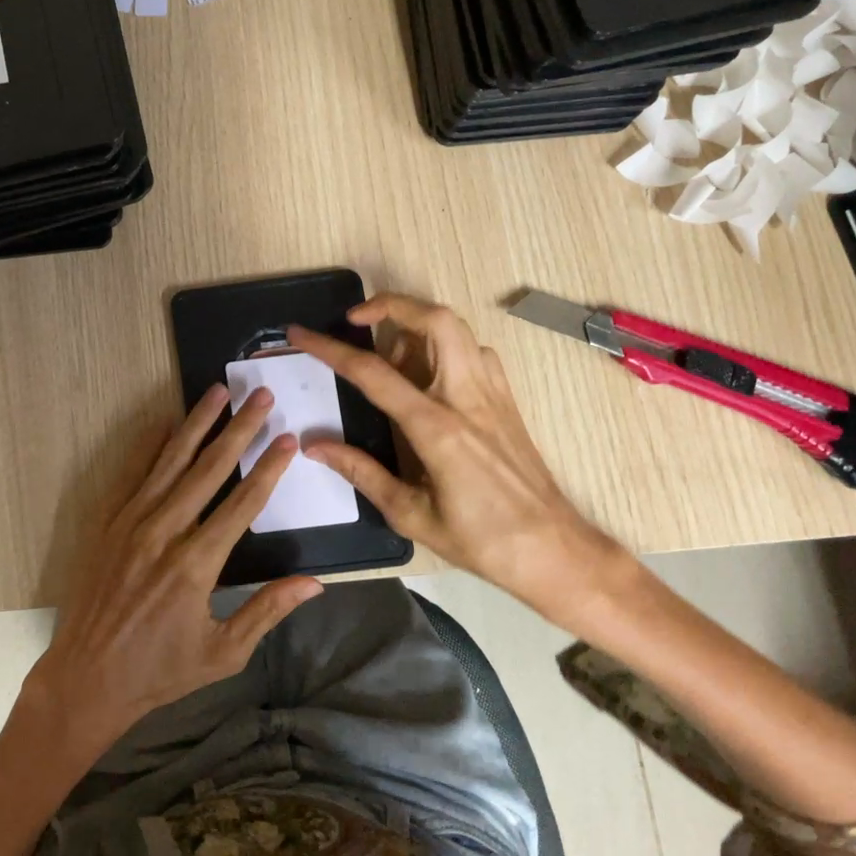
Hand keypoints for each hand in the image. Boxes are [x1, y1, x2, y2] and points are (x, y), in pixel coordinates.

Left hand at [24, 385, 324, 752]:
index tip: (287, 438)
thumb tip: (315, 582)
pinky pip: (131, 474)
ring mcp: (129, 522)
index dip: (267, 468)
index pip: (242, 504)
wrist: (88, 676)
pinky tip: (165, 422)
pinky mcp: (106, 522)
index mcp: (196, 565)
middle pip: (207, 469)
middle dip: (237, 429)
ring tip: (217, 391)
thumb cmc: (160, 671)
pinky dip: (149, 446)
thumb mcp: (223, 653)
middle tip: (259, 394)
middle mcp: (163, 532)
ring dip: (195, 424)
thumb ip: (267, 611)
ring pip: (168, 461)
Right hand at [286, 294, 631, 624]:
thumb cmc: (480, 540)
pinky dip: (445, 345)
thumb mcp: (410, 514)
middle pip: (435, 320)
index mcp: (436, 427)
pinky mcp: (506, 401)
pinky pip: (474, 353)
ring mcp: (492, 394)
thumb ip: (360, 472)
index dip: (329, 348)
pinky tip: (427, 371)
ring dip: (418, 322)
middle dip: (391, 304)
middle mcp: (467, 397)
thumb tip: (313, 445)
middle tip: (356, 318)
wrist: (555, 551)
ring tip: (386, 344)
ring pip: (458, 330)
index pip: (372, 372)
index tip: (299, 333)